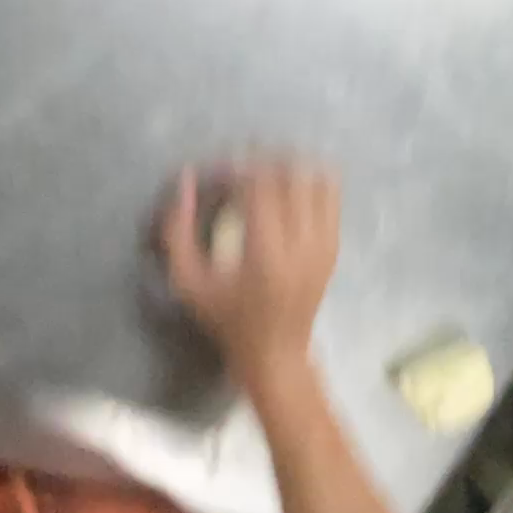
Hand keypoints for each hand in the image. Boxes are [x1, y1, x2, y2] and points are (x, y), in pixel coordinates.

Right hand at [163, 158, 339, 391]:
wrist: (276, 352)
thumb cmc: (226, 320)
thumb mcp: (188, 284)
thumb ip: (178, 232)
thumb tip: (186, 179)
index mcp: (264, 255)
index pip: (257, 185)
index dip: (235, 167)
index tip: (217, 172)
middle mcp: (302, 244)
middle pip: (289, 173)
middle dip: (260, 160)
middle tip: (238, 168)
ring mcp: (324, 243)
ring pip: (315, 176)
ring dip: (288, 166)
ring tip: (265, 174)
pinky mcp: (334, 244)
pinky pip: (330, 194)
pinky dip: (308, 181)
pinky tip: (287, 189)